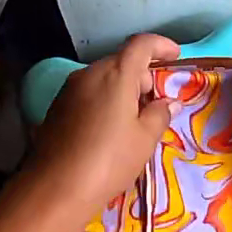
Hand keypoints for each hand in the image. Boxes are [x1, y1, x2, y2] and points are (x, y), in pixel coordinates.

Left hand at [27, 34, 180, 217]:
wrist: (56, 187)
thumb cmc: (109, 160)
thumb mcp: (144, 139)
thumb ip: (159, 114)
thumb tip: (167, 102)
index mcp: (115, 74)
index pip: (141, 45)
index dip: (161, 45)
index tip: (174, 56)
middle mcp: (89, 73)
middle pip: (121, 62)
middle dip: (142, 75)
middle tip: (155, 103)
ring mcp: (69, 89)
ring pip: (103, 78)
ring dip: (122, 89)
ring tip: (132, 120)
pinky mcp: (57, 106)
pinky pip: (87, 93)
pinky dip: (103, 100)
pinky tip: (108, 129)